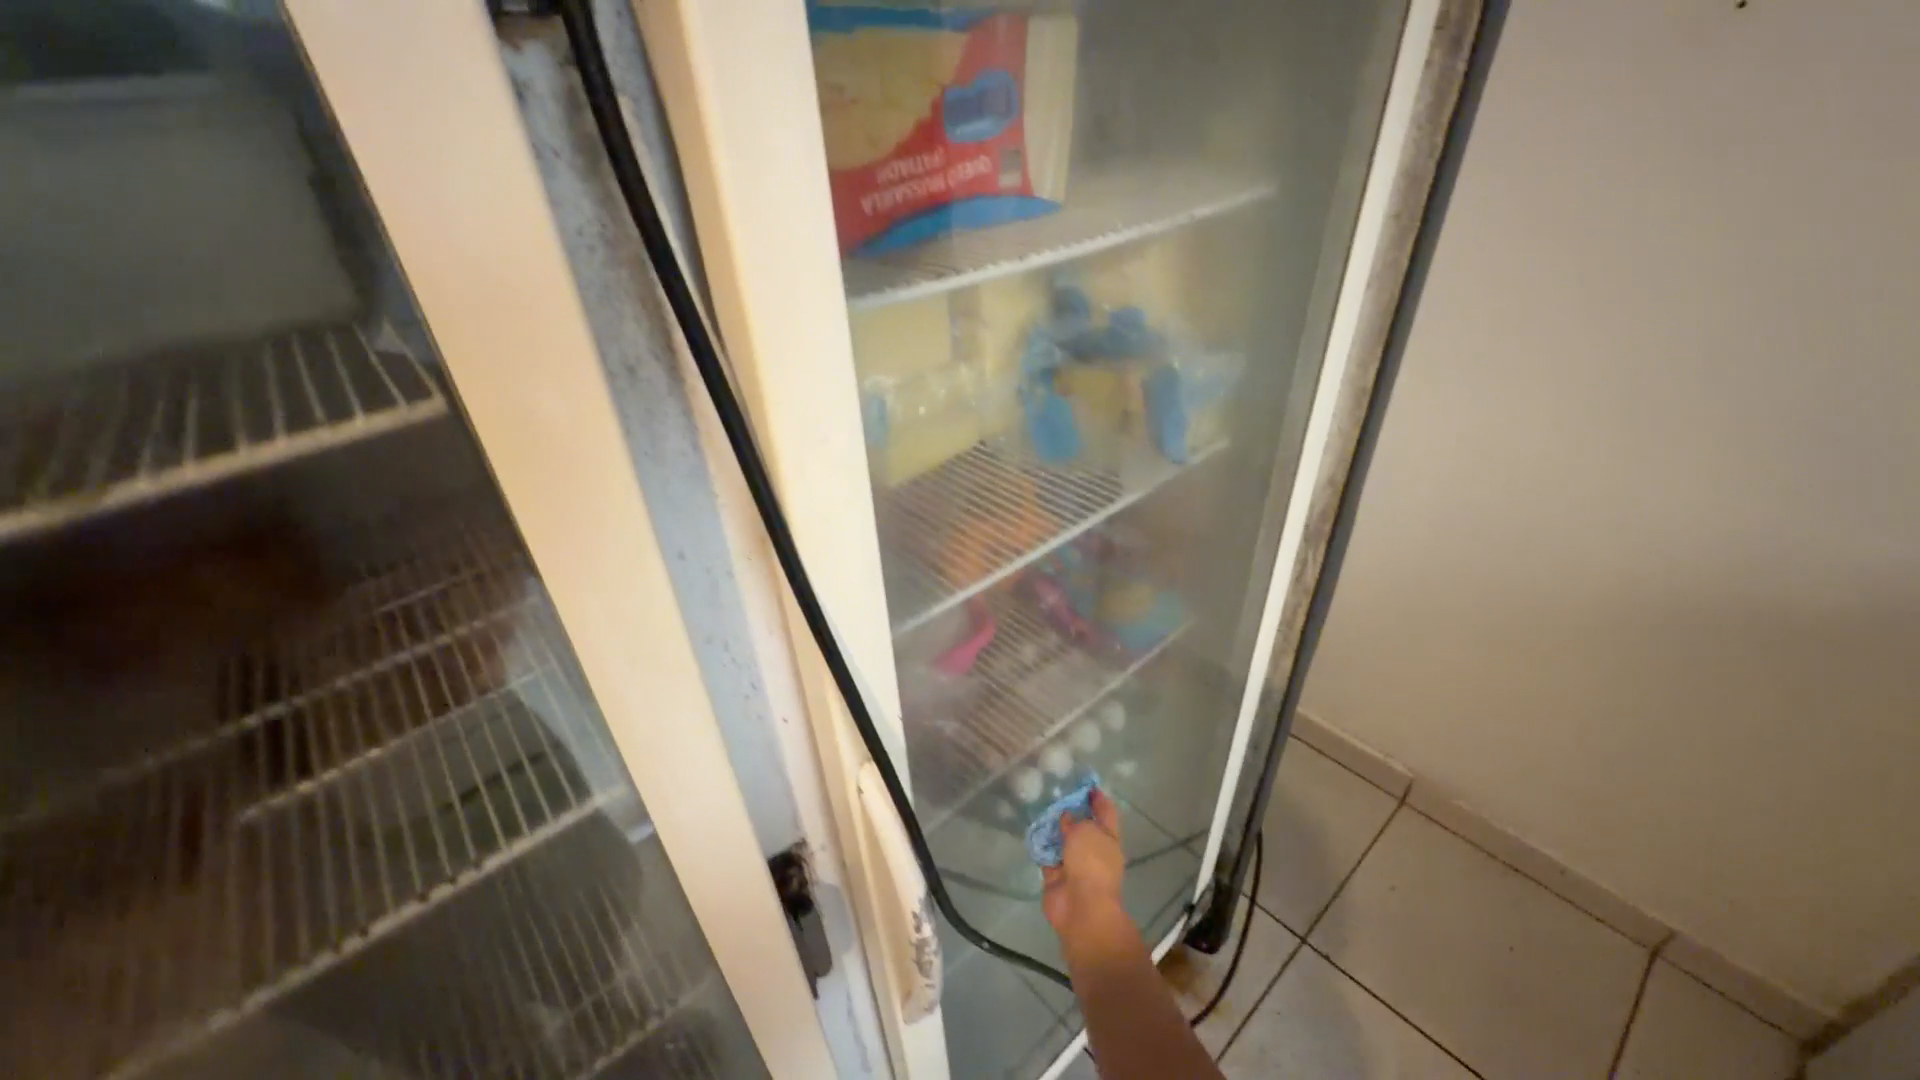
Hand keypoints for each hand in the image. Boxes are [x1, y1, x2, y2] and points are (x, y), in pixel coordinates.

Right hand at [1041, 789, 1126, 941]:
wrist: (1081, 908)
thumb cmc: (1092, 863)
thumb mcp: (1086, 831)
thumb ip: (1075, 820)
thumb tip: (1066, 817)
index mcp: (1109, 837)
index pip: (1106, 811)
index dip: (1096, 796)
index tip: (1082, 781)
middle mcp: (1093, 849)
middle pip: (1082, 825)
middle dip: (1070, 810)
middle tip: (1051, 791)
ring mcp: (1074, 864)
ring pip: (1062, 840)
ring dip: (1052, 827)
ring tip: (1036, 806)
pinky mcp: (1056, 876)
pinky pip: (1046, 856)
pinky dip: (1039, 845)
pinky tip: (1029, 829)